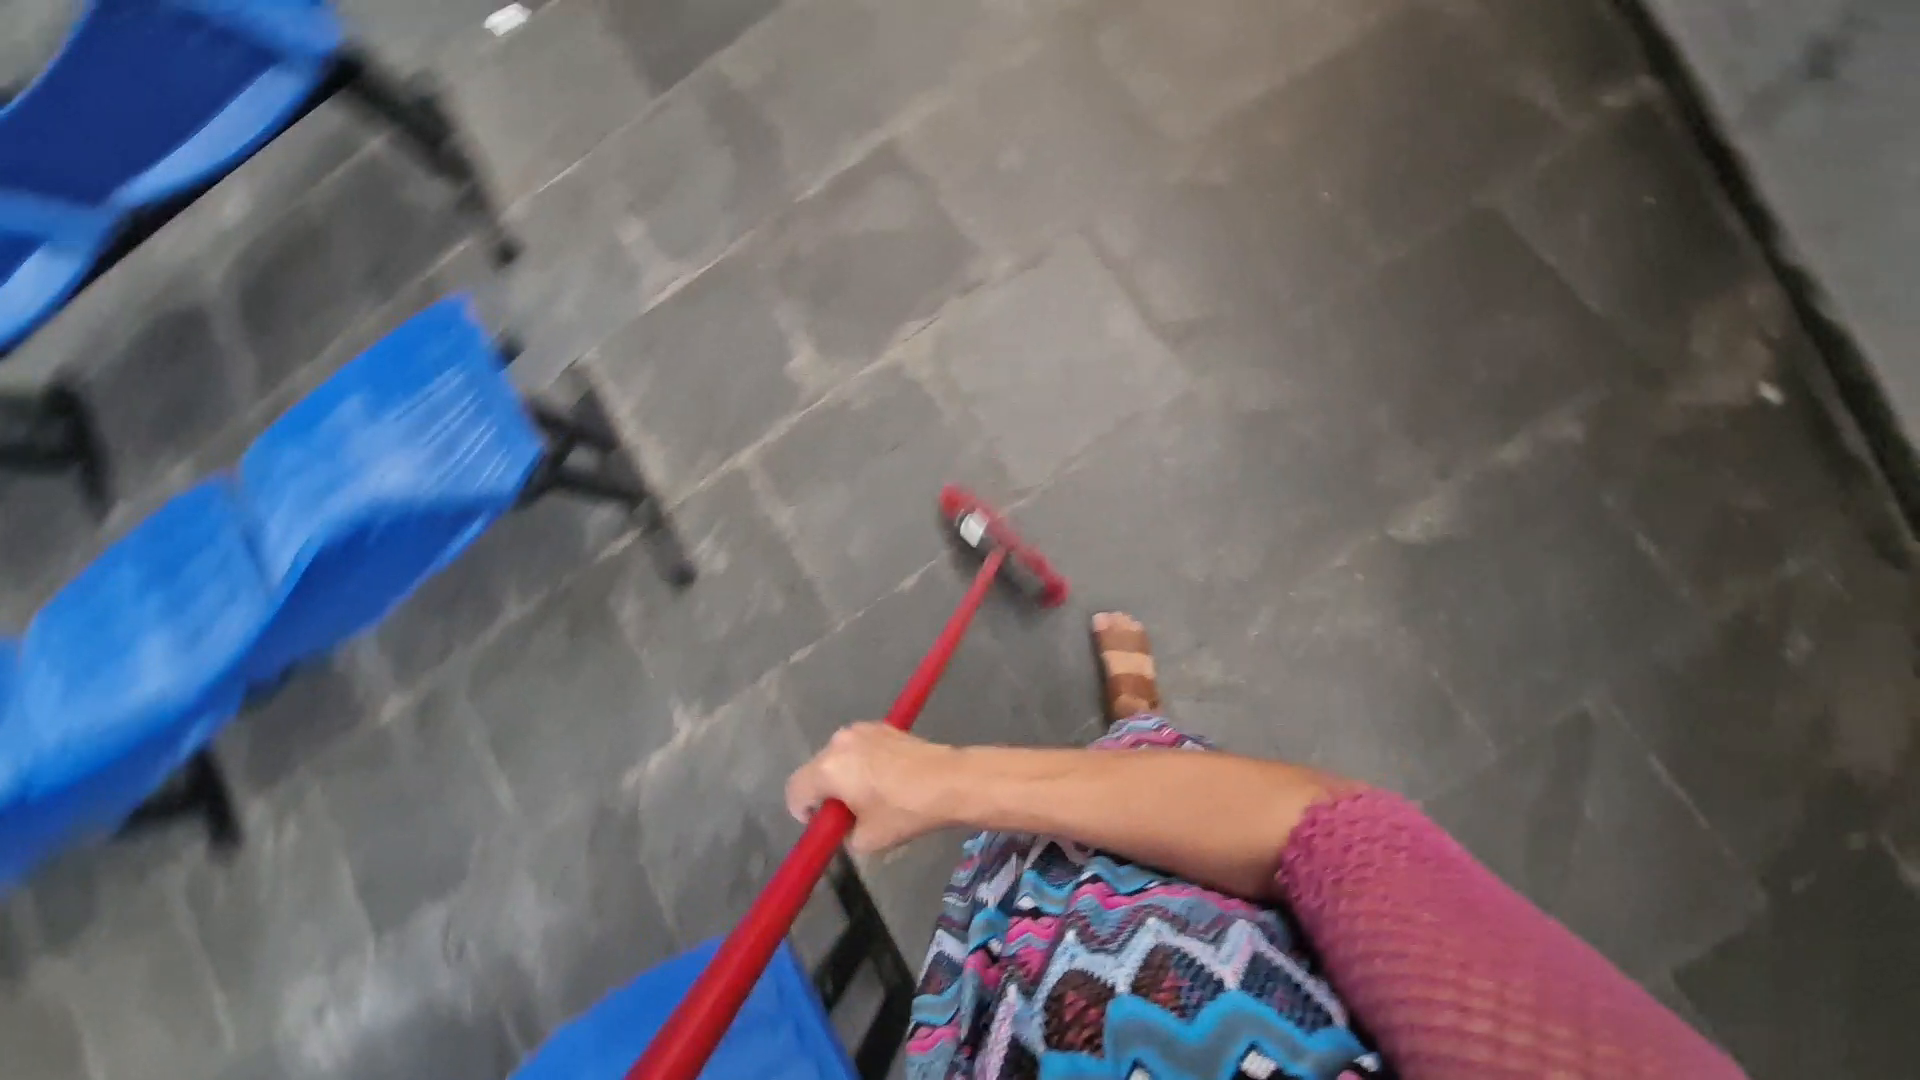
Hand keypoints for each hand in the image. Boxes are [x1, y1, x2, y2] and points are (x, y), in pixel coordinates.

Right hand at [786, 723, 960, 854]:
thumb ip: (843, 834)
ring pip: (837, 757)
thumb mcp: (866, 839)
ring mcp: (861, 729)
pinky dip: (861, 762)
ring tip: (869, 795)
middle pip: (816, 770)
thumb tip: (845, 825)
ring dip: (843, 776)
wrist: (948, 779)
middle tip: (848, 814)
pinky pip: (858, 747)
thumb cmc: (904, 810)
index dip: (803, 813)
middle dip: (824, 794)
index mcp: (828, 769)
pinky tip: (884, 778)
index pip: (795, 790)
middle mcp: (838, 742)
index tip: (824, 825)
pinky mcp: (881, 726)